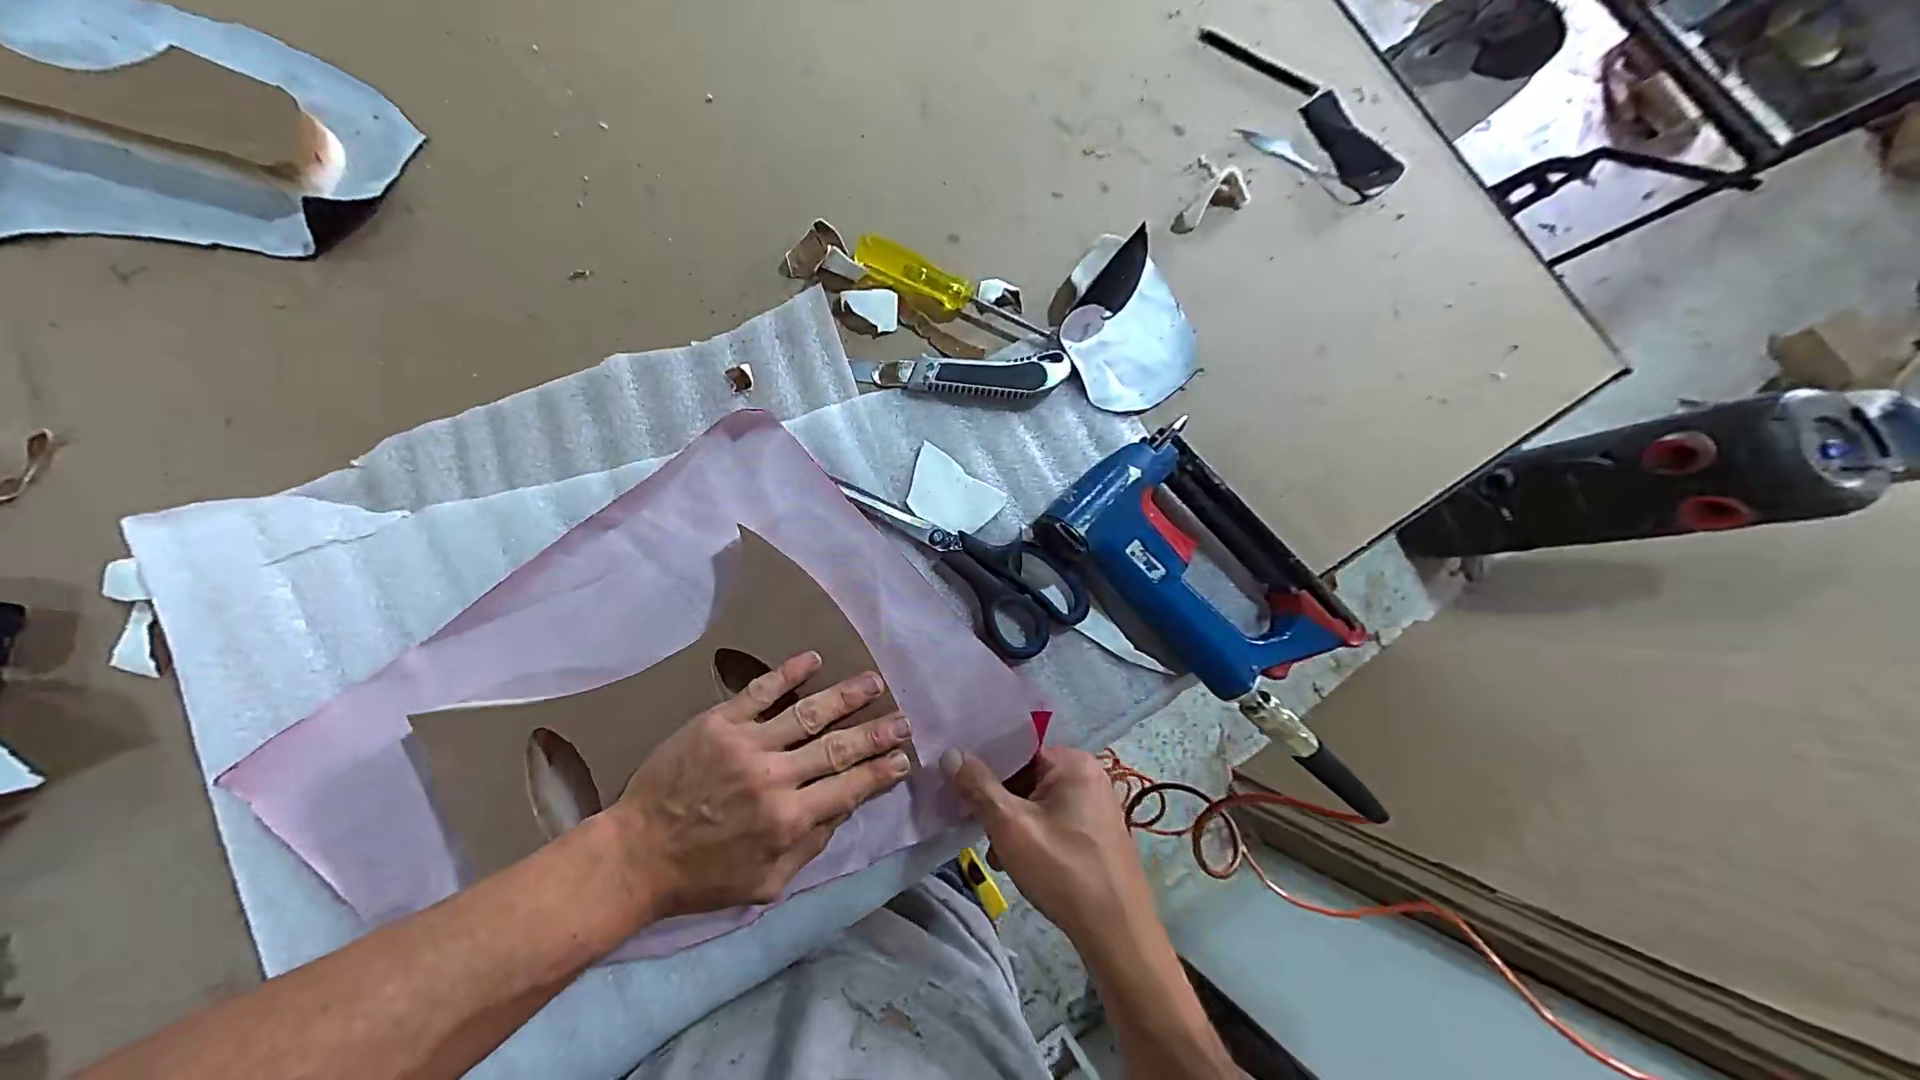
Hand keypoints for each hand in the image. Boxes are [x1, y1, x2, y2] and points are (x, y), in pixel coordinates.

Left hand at [608, 651, 913, 919]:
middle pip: (838, 747)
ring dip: (846, 696)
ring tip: (874, 682)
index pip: (850, 788)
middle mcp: (775, 778)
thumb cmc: (705, 876)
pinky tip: (814, 659)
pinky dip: (789, 673)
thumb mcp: (768, 881)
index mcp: (789, 821)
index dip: (881, 771)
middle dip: (876, 732)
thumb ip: (812, 844)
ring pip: (808, 713)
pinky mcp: (718, 724)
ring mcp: (747, 745)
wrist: (637, 855)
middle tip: (903, 718)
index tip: (904, 756)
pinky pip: (759, 692)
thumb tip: (847, 805)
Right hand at [941, 745, 1154, 942]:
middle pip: (1026, 775)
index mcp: (1073, 762)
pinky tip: (1018, 861)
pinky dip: (1032, 834)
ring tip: (998, 854)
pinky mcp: (1096, 830)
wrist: (1117, 934)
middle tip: (976, 828)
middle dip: (998, 802)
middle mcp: (1088, 774)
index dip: (984, 766)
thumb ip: (978, 787)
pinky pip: (1053, 818)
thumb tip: (951, 753)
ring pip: (1037, 800)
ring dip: (1012, 823)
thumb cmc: (1063, 871)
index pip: (1017, 749)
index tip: (957, 785)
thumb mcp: (1011, 827)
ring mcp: (1095, 803)